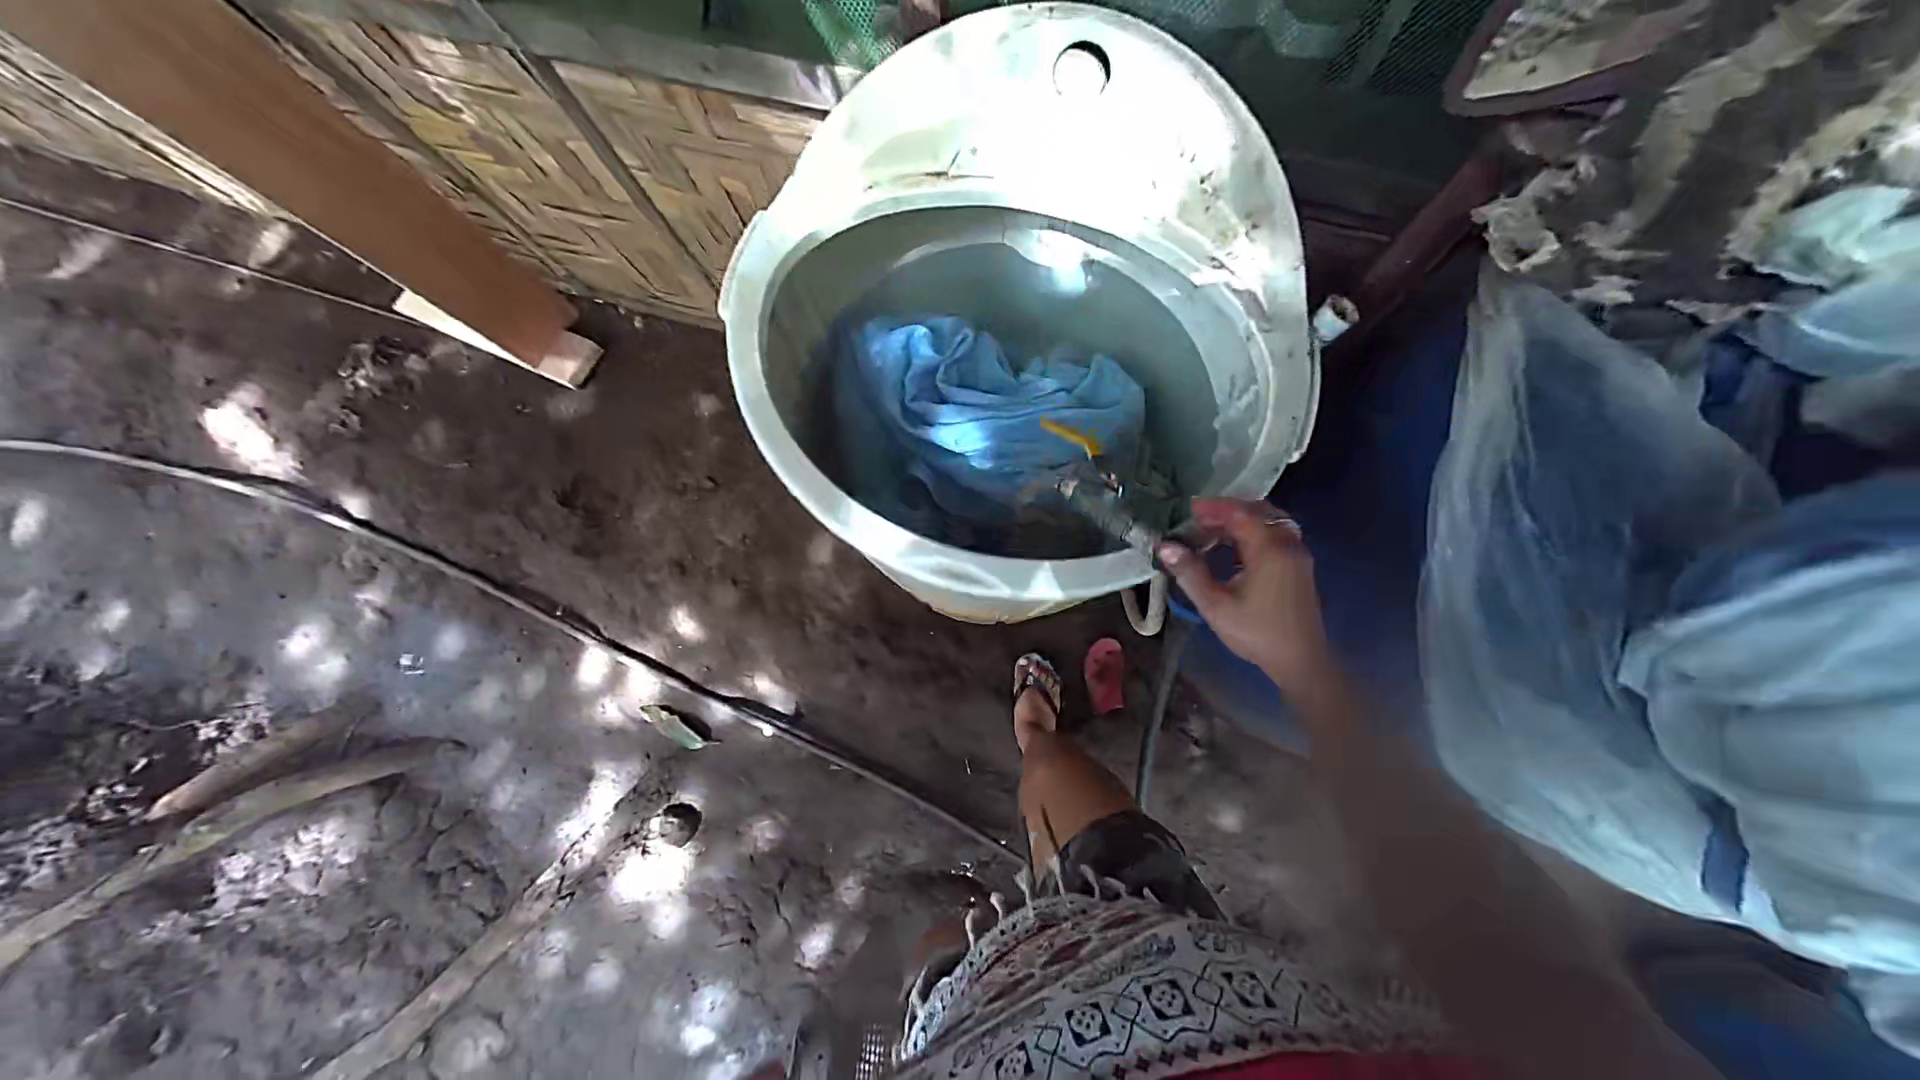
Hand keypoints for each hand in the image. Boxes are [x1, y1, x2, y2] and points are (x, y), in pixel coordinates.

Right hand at [1158, 498, 1334, 695]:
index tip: (1187, 509)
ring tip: (1210, 531)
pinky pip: (1275, 534)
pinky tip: (1232, 547)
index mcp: (1269, 550)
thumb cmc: (1256, 633)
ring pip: (1269, 521)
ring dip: (1240, 520)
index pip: (1240, 513)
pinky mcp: (1298, 565)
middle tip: (1197, 519)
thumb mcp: (1215, 605)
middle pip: (1258, 511)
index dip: (1213, 508)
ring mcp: (1297, 554)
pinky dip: (1253, 531)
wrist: (1300, 660)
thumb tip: (1165, 546)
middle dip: (1227, 510)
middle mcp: (1288, 544)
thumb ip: (1190, 572)